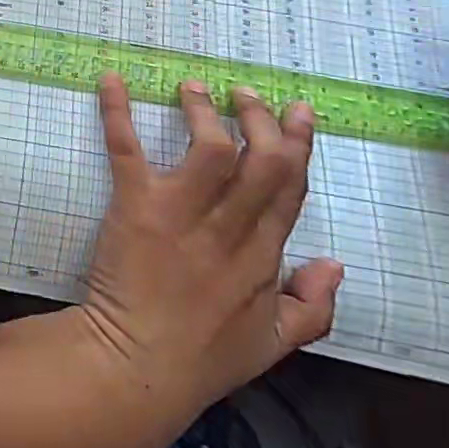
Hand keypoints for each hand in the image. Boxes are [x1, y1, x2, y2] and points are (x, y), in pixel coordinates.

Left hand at [78, 73, 342, 421]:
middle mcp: (229, 229)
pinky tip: (112, 81)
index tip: (299, 111)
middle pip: (261, 161)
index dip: (298, 145)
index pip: (290, 189)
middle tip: (245, 91)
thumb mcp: (273, 345)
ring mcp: (182, 215)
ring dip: (203, 112)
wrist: (138, 365)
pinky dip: (117, 112)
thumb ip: (312, 307)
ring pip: (209, 150)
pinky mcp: (136, 207)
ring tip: (194, 87)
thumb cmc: (202, 355)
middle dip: (259, 119)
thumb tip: (336, 263)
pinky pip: (128, 150)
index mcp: (263, 256)